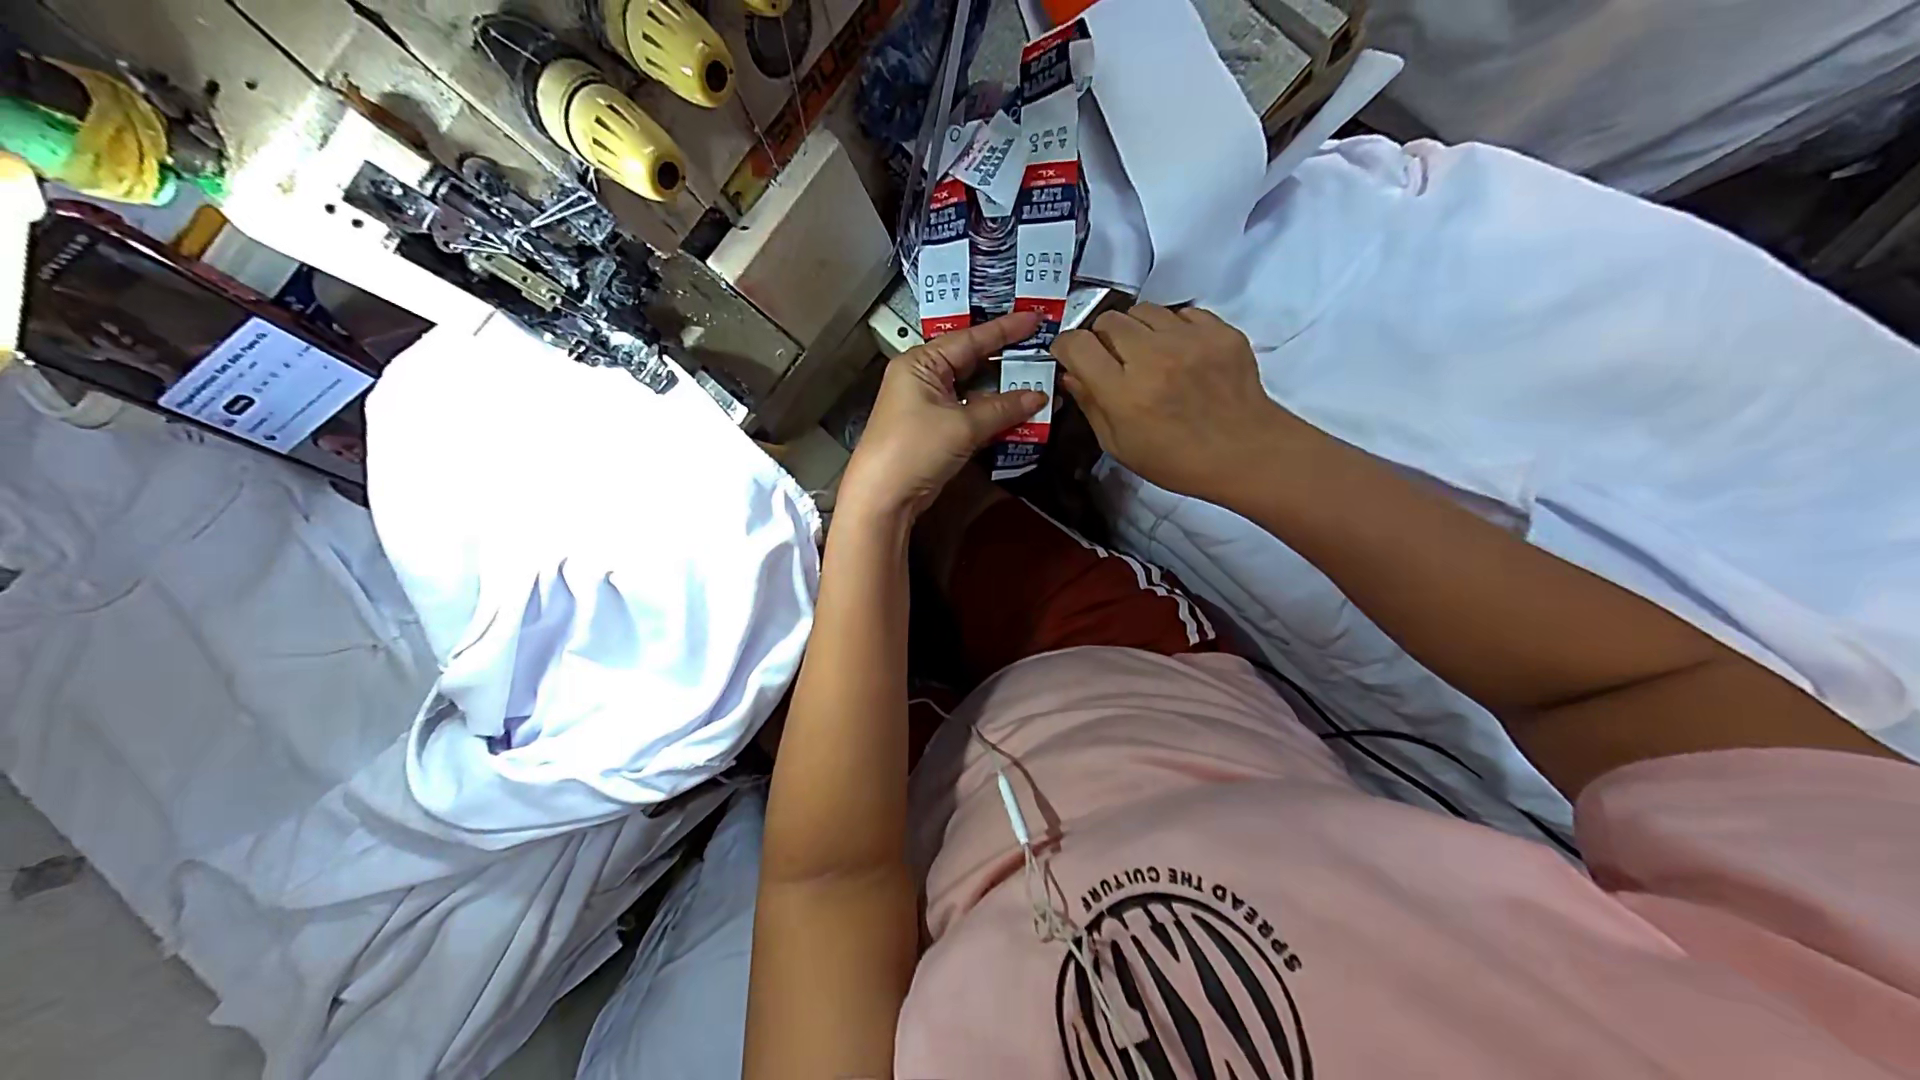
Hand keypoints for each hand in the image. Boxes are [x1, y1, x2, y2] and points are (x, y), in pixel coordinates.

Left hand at [838, 312, 1047, 522]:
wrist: (882, 499)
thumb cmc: (913, 451)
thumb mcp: (962, 426)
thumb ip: (1003, 408)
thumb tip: (1038, 396)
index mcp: (920, 364)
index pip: (969, 338)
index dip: (1005, 329)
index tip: (1035, 319)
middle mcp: (922, 379)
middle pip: (972, 362)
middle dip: (1007, 360)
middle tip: (1041, 350)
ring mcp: (928, 406)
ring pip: (973, 390)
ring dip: (1003, 392)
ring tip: (1039, 383)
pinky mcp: (934, 431)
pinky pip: (969, 413)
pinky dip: (993, 414)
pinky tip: (1019, 413)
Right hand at [1052, 304, 1300, 502]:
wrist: (1246, 453)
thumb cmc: (1176, 460)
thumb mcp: (1119, 446)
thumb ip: (1091, 405)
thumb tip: (1072, 374)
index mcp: (1124, 393)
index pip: (1078, 345)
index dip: (1067, 347)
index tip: (1071, 355)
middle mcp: (1154, 358)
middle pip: (1108, 320)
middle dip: (1102, 337)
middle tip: (1113, 358)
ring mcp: (1190, 340)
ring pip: (1143, 310)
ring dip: (1136, 329)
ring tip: (1146, 353)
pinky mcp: (1219, 332)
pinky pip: (1182, 312)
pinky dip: (1172, 328)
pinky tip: (1178, 352)